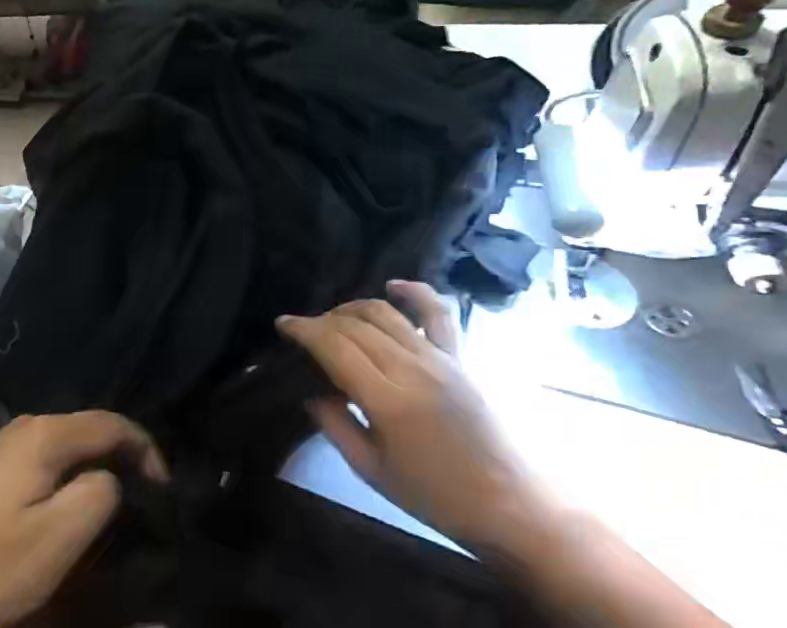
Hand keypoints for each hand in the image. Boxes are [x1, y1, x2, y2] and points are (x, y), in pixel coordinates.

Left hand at [0, 411, 168, 627]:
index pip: (115, 423)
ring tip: (109, 506)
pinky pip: (41, 462)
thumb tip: (110, 479)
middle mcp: (22, 426)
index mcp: (44, 433)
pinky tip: (62, 510)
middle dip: (122, 459)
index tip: (164, 491)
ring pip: (65, 447)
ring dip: (93, 470)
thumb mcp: (59, 538)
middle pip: (89, 430)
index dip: (148, 450)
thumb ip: (102, 493)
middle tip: (142, 498)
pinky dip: (65, 479)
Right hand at [276, 280, 555, 557]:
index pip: (335, 347)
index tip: (283, 324)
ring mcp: (439, 356)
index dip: (305, 330)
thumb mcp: (372, 471)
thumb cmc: (433, 495)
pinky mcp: (459, 354)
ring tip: (335, 319)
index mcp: (387, 399)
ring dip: (355, 308)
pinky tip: (393, 286)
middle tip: (305, 331)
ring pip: (387, 313)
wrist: (503, 501)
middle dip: (324, 320)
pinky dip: (414, 292)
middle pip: (357, 325)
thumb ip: (337, 426)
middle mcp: (411, 366)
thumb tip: (311, 392)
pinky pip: (436, 311)